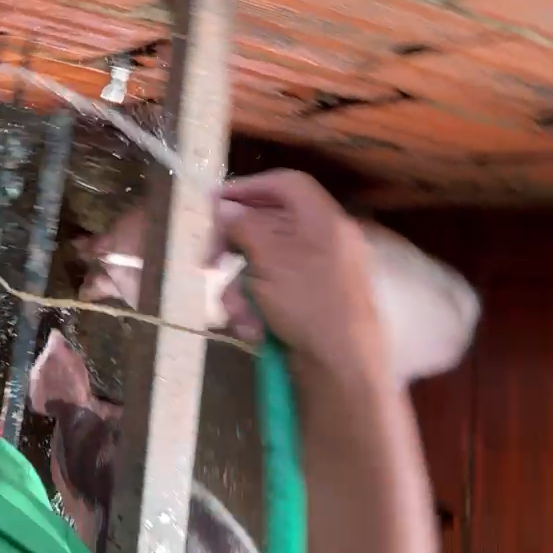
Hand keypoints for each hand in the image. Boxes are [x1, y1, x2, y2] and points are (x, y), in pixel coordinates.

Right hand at [210, 170, 384, 381]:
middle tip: (207, 260)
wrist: (345, 369)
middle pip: (267, 223)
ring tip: (235, 311)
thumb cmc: (309, 305)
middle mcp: (324, 241)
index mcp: (324, 222)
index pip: (286, 184)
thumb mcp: (268, 259)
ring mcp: (318, 271)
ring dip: (239, 285)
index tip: (214, 202)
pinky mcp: (310, 299)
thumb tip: (225, 206)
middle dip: (233, 245)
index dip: (248, 186)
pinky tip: (250, 326)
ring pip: (262, 261)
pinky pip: (272, 288)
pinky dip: (254, 304)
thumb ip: (244, 226)